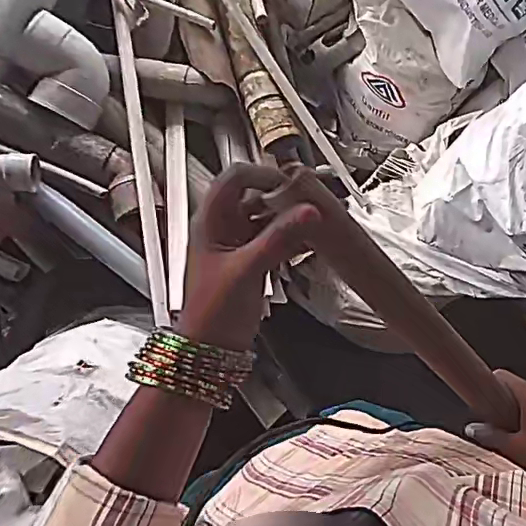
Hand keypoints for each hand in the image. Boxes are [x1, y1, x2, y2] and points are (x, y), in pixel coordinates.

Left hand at [175, 164, 319, 350]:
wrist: (211, 350)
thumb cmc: (212, 313)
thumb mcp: (248, 269)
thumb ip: (280, 238)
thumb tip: (306, 212)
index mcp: (210, 221)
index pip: (236, 177)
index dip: (264, 174)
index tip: (292, 184)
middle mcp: (224, 228)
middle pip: (257, 195)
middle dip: (285, 196)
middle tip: (311, 201)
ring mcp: (239, 243)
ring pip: (269, 217)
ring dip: (292, 217)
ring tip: (315, 221)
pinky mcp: (254, 259)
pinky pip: (277, 237)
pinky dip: (293, 236)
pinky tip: (309, 242)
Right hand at [464, 371, 525, 488]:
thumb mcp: (517, 450)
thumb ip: (492, 436)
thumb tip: (474, 429)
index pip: (502, 376)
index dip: (487, 385)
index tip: (480, 400)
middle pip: (515, 388)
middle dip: (502, 405)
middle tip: (493, 425)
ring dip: (518, 414)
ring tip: (512, 437)